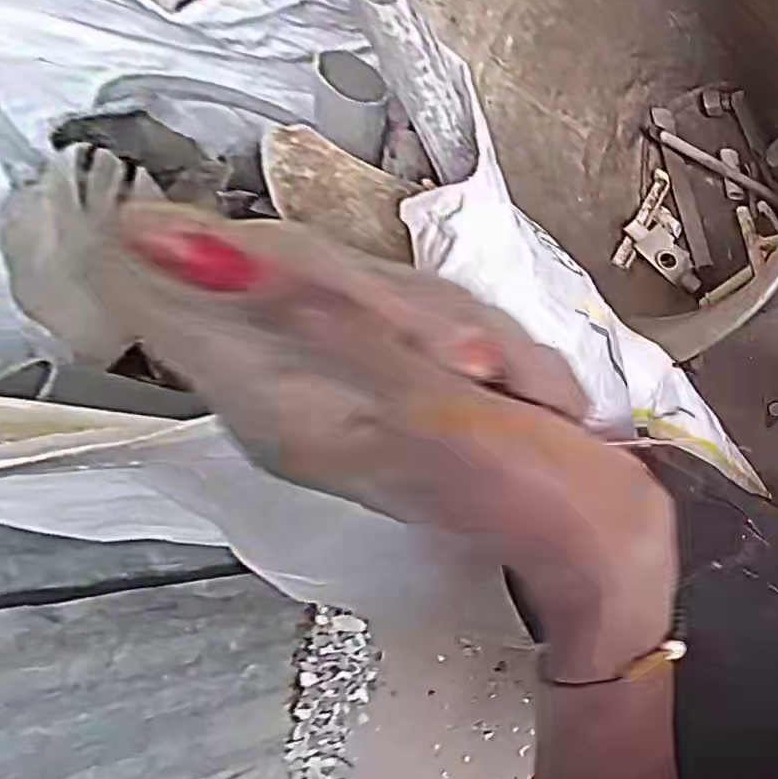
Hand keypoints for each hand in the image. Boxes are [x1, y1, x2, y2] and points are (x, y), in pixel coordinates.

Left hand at [91, 202, 676, 676]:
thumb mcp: (437, 411)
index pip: (188, 281)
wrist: (609, 536)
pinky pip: (470, 324)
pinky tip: (544, 403)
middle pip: (322, 274)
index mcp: (281, 408)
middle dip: (430, 314)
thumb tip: (168, 242)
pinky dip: (520, 358)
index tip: (377, 307)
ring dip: (496, 341)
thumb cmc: (533, 494)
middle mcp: (320, 389)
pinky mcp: (449, 383)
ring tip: (532, 401)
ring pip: (412, 295)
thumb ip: (328, 325)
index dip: (274, 263)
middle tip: (487, 374)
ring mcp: (390, 385)